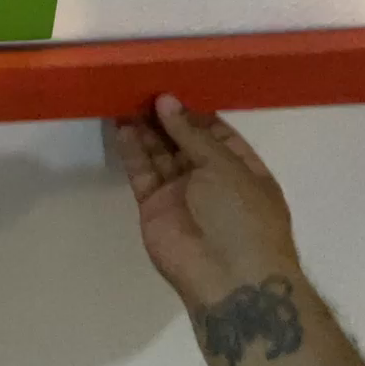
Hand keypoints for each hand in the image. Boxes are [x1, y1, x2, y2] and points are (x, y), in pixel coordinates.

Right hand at [104, 94, 301, 307]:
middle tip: (140, 90)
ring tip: (125, 101)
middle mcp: (211, 179)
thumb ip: (192, 134)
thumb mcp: (226, 167)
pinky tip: (122, 128)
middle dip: (164, 118)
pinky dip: (132, 151)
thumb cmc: (242, 217)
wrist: (226, 276)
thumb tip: (166, 101)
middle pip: (183, 141)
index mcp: (242, 170)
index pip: (216, 133)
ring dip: (144, 130)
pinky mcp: (154, 205)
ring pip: (159, 154)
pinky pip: (142, 172)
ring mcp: (181, 193)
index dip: (193, 112)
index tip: (169, 89)